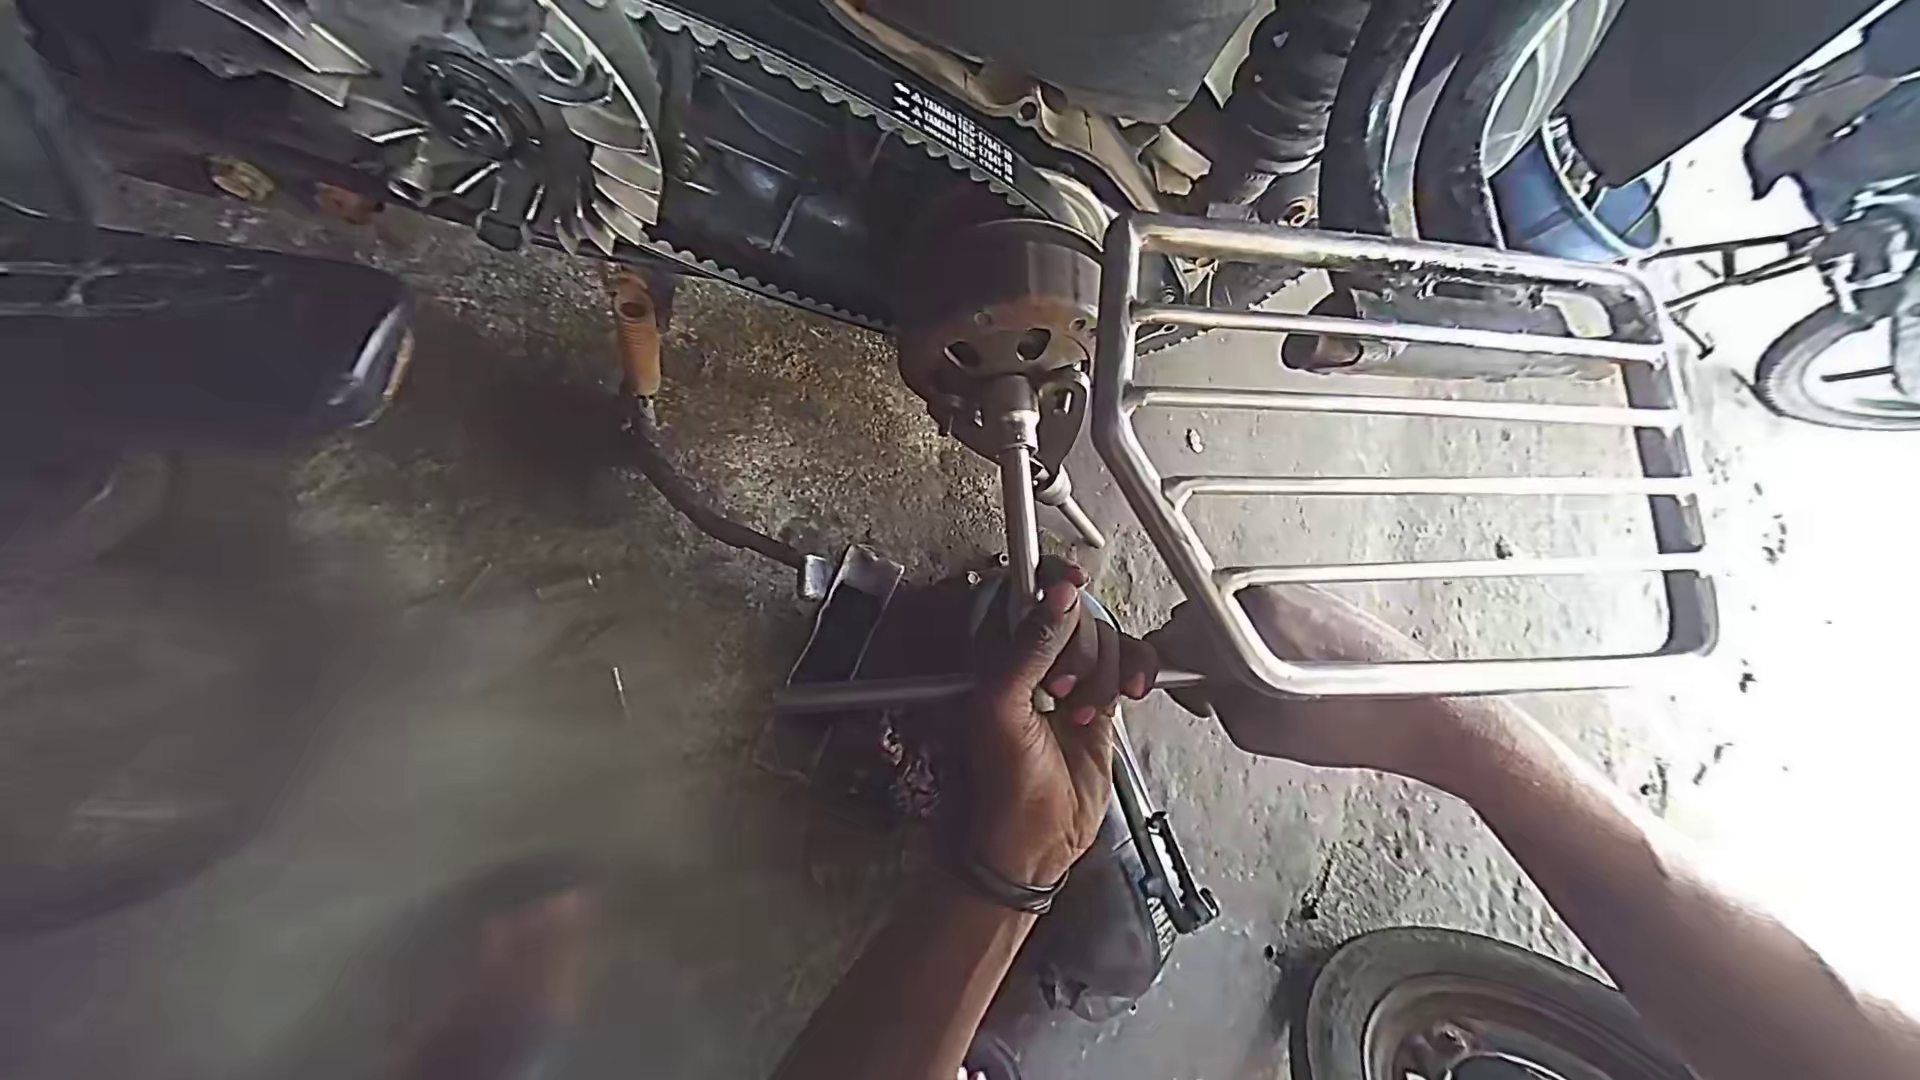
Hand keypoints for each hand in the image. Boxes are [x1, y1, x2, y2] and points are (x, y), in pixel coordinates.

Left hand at [963, 560, 1157, 886]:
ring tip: (1079, 714)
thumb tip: (1058, 597)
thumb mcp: (1003, 705)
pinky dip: (1135, 672)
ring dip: (1101, 675)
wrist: (1038, 838)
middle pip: (1076, 613)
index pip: (1028, 593)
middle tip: (1059, 690)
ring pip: (1108, 637)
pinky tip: (1125, 696)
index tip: (1073, 581)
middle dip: (1078, 650)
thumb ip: (1030, 646)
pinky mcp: (1104, 696)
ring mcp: (1074, 676)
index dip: (1051, 580)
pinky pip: (1131, 662)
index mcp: (1001, 651)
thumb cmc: (1003, 778)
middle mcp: (1038, 657)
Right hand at [1145, 585, 1519, 795]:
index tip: (1174, 685)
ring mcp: (1283, 589)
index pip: (1165, 637)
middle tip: (1214, 689)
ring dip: (1224, 642)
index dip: (1161, 669)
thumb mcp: (1253, 728)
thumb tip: (1193, 684)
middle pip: (1190, 617)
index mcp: (1234, 623)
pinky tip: (1280, 669)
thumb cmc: (1352, 724)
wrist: (1426, 712)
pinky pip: (1256, 610)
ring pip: (1222, 612)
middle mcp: (1254, 594)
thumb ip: (1206, 699)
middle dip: (1193, 653)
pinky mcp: (1307, 593)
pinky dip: (1253, 635)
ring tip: (1254, 681)